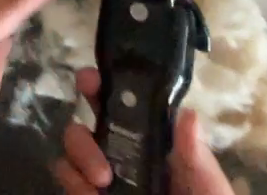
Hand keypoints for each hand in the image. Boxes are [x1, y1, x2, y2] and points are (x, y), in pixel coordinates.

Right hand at [53, 69, 232, 194]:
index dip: (104, 87)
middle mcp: (124, 161)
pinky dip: (73, 184)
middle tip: (95, 147)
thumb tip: (188, 113)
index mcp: (157, 150)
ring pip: (70, 152)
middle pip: (86, 125)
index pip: (125, 108)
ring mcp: (103, 184)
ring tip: (99, 183)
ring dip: (78, 157)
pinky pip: (67, 180)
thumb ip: (198, 162)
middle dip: (82, 131)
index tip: (89, 82)